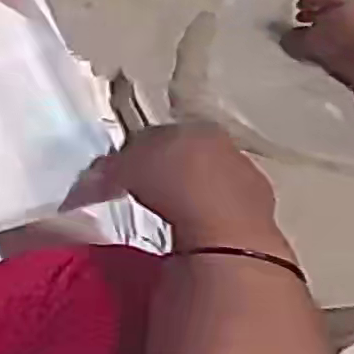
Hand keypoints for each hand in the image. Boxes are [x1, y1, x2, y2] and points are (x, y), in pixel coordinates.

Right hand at [72, 123, 284, 249]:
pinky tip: (192, 223)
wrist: (223, 227)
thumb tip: (94, 176)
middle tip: (142, 189)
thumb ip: (107, 168)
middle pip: (184, 152)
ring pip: (205, 177)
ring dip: (187, 189)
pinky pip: (222, 201)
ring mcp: (245, 172)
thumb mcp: (121, 171)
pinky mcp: (260, 203)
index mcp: (191, 125)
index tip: (123, 170)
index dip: (135, 151)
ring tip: (167, 210)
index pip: (156, 132)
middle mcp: (223, 142)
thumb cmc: (170, 186)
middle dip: (164, 168)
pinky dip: (206, 209)